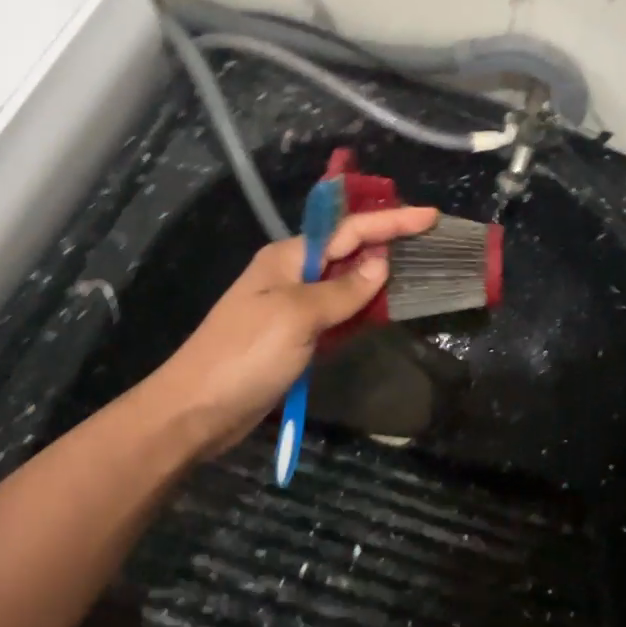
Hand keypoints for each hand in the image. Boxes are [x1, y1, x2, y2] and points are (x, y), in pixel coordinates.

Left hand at [140, 206, 438, 455]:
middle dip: (387, 243)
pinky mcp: (294, 338)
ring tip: (419, 271)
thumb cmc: (244, 355)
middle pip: (348, 251)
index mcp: (289, 257)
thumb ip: (343, 290)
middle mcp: (291, 274)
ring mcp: (292, 307)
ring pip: (345, 283)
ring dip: (379, 277)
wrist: (194, 411)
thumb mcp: (298, 317)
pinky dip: (363, 309)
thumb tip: (382, 264)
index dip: (391, 222)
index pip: (349, 230)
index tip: (431, 215)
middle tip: (431, 241)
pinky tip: (386, 309)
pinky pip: (338, 313)